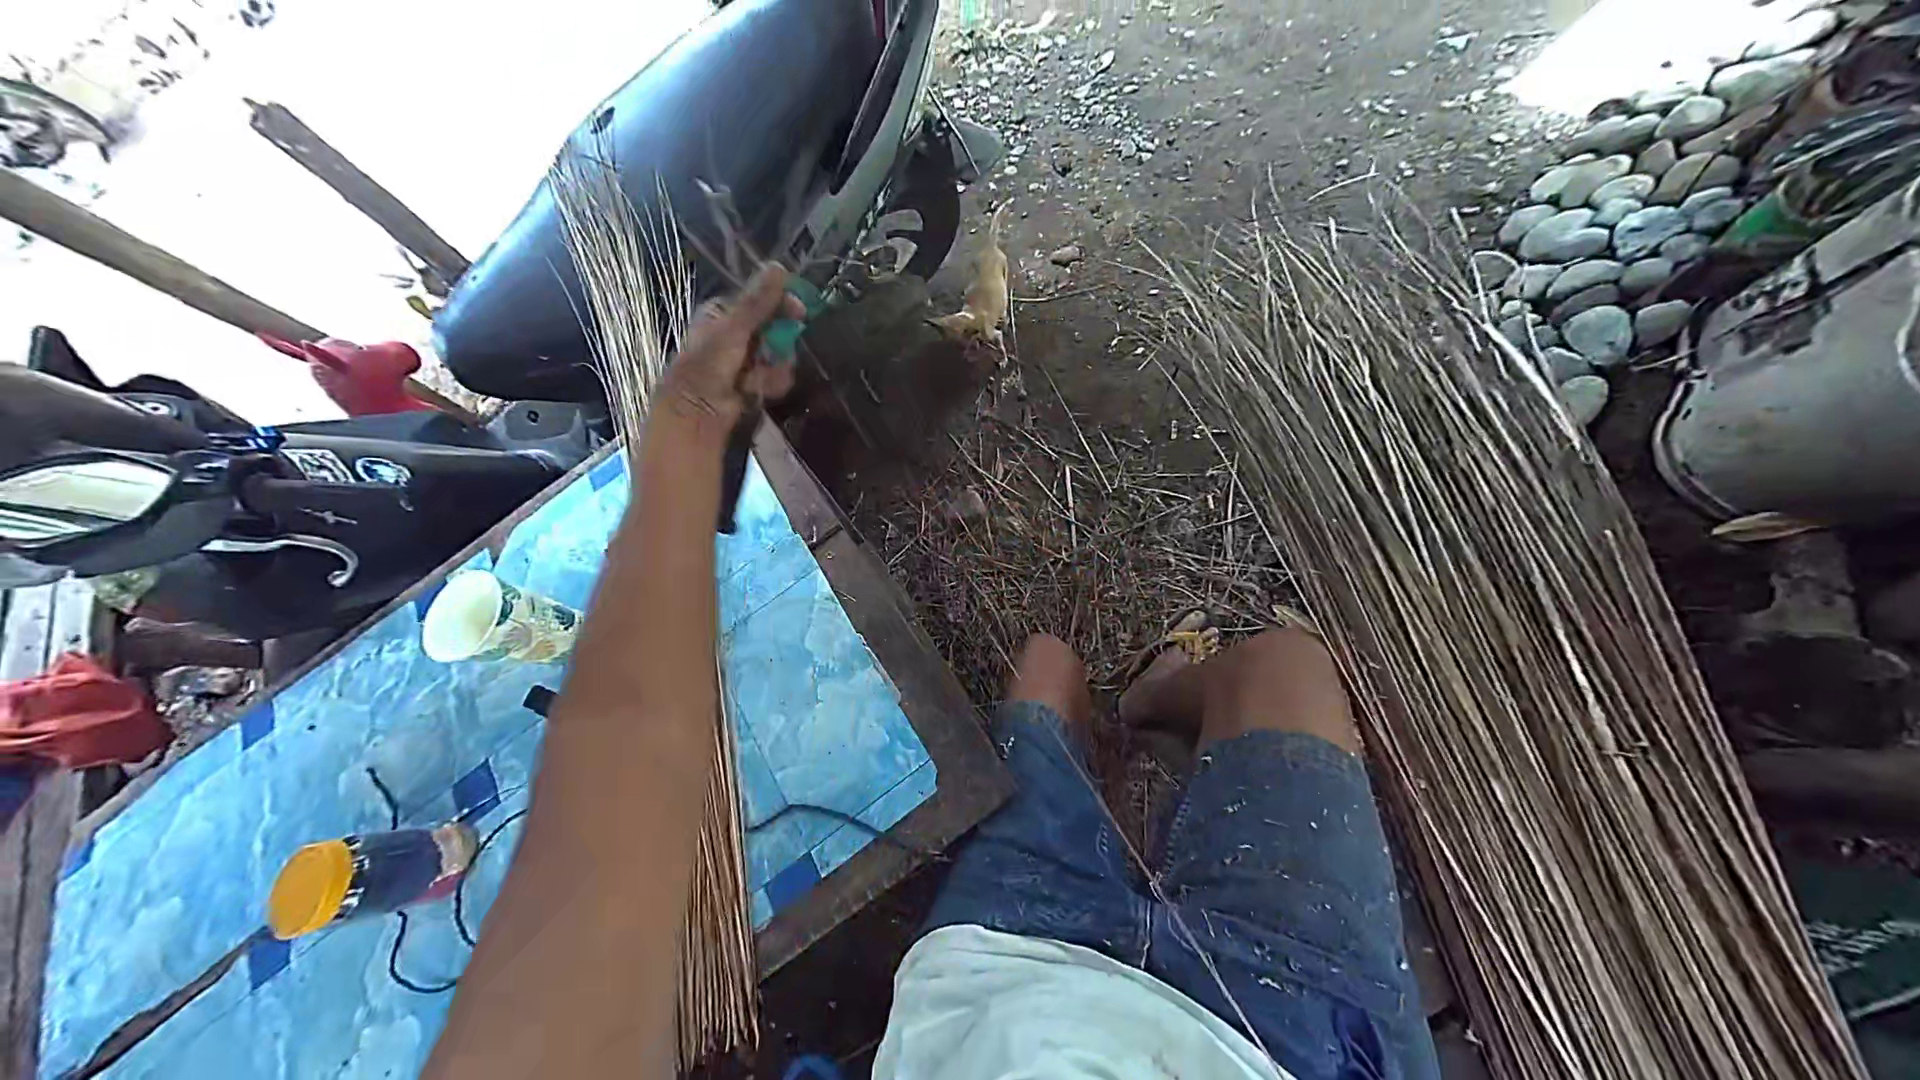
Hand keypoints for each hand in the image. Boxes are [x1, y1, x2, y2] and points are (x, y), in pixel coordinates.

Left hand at [660, 264, 803, 431]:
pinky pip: (778, 376)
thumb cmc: (709, 364)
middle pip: (776, 329)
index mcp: (724, 312)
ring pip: (780, 354)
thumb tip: (779, 267)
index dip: (782, 304)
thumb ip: (758, 301)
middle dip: (780, 344)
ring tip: (758, 379)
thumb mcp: (734, 328)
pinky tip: (758, 390)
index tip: (800, 312)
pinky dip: (772, 383)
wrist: (698, 411)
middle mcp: (736, 333)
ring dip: (775, 368)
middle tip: (777, 354)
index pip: (762, 300)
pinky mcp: (756, 382)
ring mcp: (747, 359)